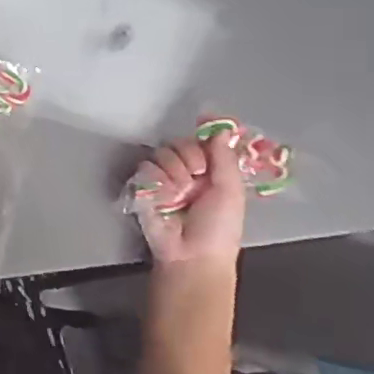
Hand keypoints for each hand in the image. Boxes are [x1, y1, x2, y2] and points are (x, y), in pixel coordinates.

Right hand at [132, 130, 245, 266]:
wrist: (191, 254)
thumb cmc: (219, 227)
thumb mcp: (230, 190)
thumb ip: (224, 157)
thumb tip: (220, 128)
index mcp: (212, 171)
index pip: (205, 141)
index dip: (205, 129)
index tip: (204, 118)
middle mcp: (186, 172)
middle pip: (180, 143)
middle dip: (188, 155)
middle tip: (197, 173)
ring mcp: (164, 180)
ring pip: (161, 154)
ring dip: (173, 170)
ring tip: (180, 192)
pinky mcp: (143, 189)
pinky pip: (144, 169)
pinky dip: (155, 180)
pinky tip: (164, 195)